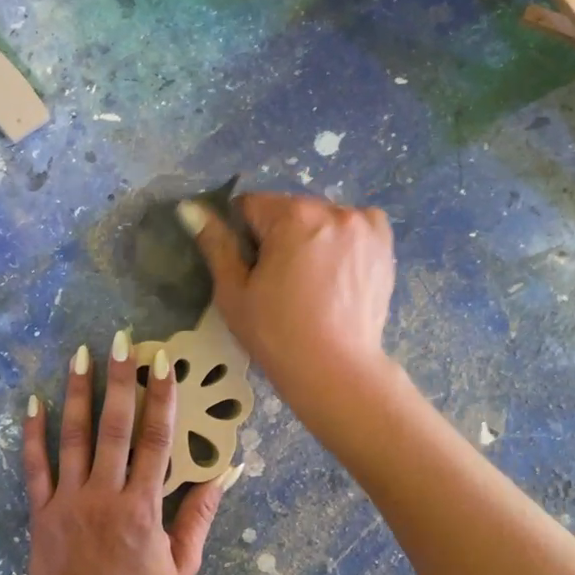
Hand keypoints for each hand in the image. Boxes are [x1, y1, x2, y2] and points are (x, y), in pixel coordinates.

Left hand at [21, 334, 234, 574]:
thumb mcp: (183, 564)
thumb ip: (200, 516)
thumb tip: (225, 474)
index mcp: (143, 506)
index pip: (156, 441)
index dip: (160, 399)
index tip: (162, 364)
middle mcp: (106, 495)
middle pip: (114, 428)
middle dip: (119, 381)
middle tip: (121, 342)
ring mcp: (69, 501)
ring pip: (74, 438)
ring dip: (78, 395)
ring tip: (80, 357)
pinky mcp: (42, 512)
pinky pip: (35, 468)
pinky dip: (33, 436)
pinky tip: (33, 404)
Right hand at [181, 192, 395, 414]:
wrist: (335, 369)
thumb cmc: (275, 333)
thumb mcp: (233, 291)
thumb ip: (215, 243)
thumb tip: (190, 209)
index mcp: (293, 217)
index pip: (250, 205)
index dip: (240, 235)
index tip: (247, 268)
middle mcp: (333, 210)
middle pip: (287, 210)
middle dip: (276, 235)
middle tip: (275, 281)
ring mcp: (365, 226)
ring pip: (318, 218)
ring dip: (307, 237)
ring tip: (306, 282)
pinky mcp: (384, 244)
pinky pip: (352, 227)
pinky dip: (339, 241)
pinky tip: (333, 274)